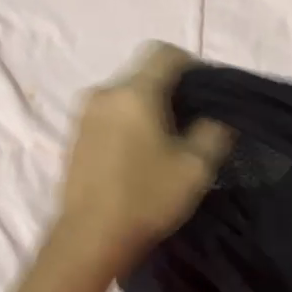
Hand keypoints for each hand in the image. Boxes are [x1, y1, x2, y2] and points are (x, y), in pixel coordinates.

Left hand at [56, 42, 232, 267]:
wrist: (89, 238)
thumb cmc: (146, 198)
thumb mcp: (196, 168)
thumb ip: (214, 133)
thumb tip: (217, 119)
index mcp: (134, 92)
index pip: (165, 53)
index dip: (193, 65)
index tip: (208, 94)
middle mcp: (103, 93)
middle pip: (144, 75)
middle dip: (171, 92)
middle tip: (193, 125)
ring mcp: (83, 115)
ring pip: (126, 98)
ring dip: (148, 111)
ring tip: (168, 144)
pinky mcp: (73, 138)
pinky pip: (110, 117)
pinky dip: (128, 126)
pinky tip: (141, 158)